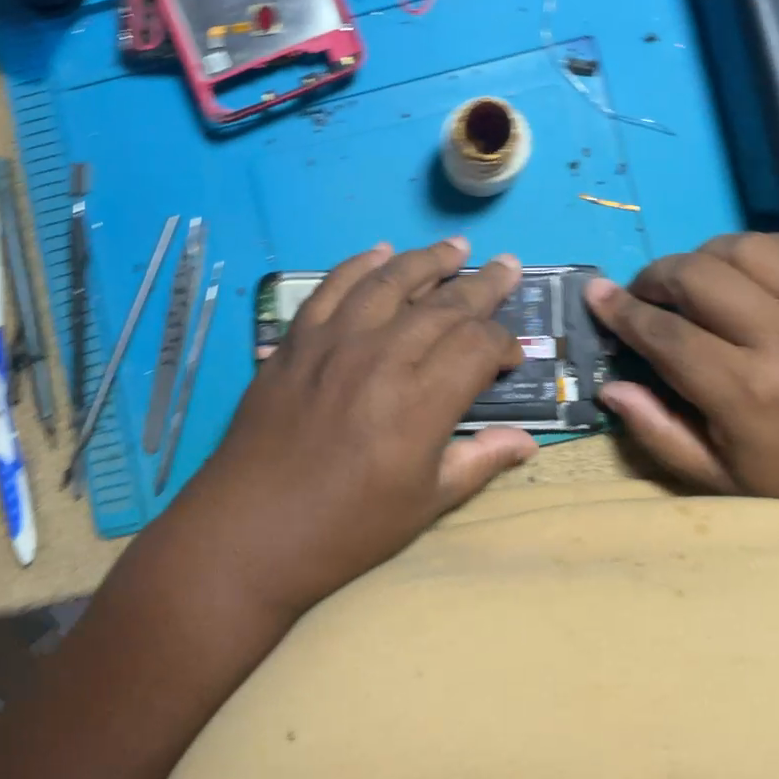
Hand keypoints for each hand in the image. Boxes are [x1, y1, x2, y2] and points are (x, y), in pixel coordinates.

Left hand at [167, 238, 537, 617]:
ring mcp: (333, 343)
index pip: (478, 344)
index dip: (504, 342)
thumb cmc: (345, 529)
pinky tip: (379, 253)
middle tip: (508, 266)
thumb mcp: (424, 504)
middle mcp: (382, 356)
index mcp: (421, 401)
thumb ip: (478, 461)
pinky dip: (359, 265)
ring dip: (427, 259)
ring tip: (455, 248)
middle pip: (443, 304)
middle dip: (483, 285)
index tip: (510, 357)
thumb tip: (528, 442)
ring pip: (389, 281)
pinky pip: (332, 287)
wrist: (250, 530)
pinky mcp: (296, 341)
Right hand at [585, 233, 778, 511]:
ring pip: (744, 248)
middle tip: (641, 297)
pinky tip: (744, 270)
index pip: (665, 334)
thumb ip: (661, 432)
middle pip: (698, 276)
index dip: (621, 313)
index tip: (595, 296)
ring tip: (689, 281)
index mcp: (745, 392)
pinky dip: (758, 248)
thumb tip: (610, 390)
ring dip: (703, 256)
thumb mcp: (724, 479)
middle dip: (655, 278)